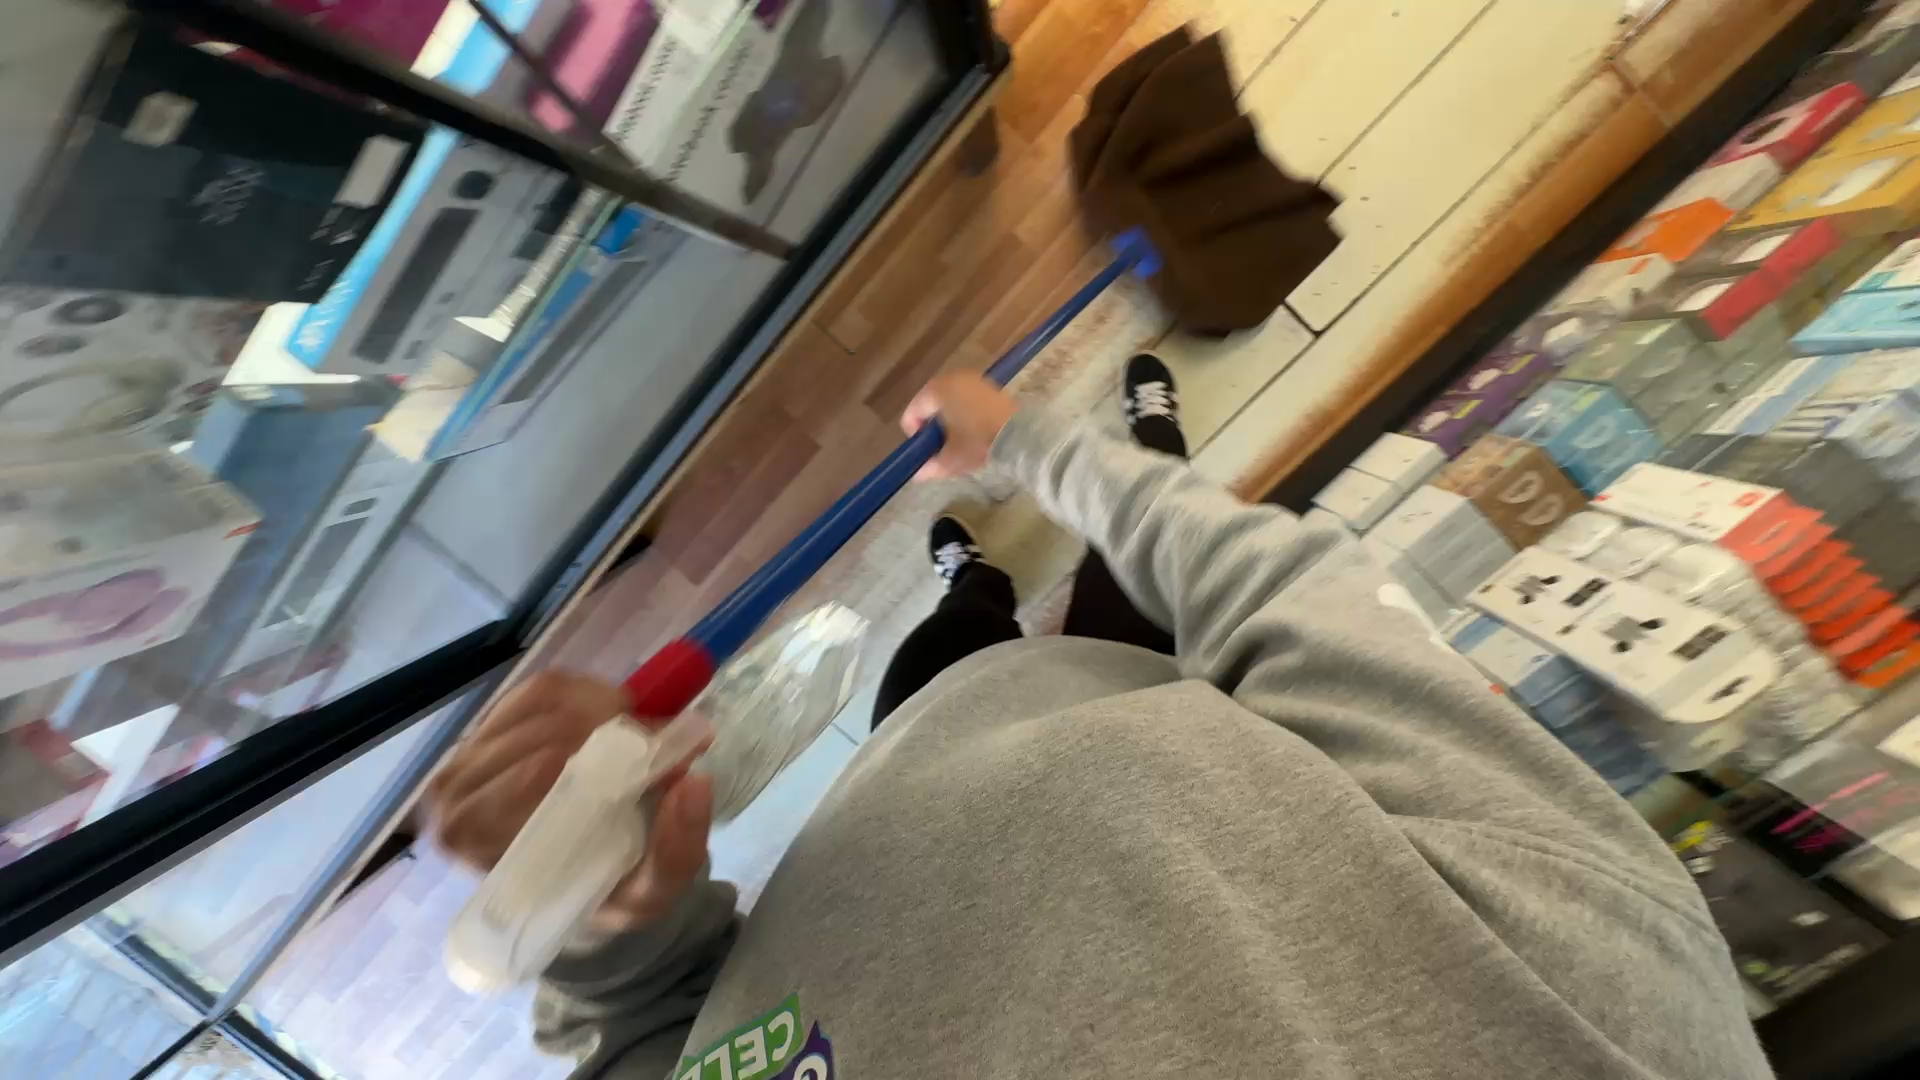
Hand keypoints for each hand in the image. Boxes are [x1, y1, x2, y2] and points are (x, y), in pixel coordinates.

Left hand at [425, 670, 714, 929]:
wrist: (576, 884)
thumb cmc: (607, 891)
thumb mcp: (653, 892)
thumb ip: (677, 847)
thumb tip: (696, 780)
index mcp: (481, 844)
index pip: (540, 770)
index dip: (614, 753)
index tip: (668, 760)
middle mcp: (456, 798)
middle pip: (548, 731)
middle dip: (617, 728)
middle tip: (662, 743)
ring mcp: (465, 758)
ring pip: (547, 703)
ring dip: (606, 707)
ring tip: (640, 733)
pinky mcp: (487, 728)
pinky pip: (543, 689)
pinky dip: (589, 691)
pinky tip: (611, 715)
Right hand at [901, 372, 1018, 480]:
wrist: (1019, 433)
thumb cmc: (978, 442)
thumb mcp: (952, 459)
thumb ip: (931, 466)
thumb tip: (917, 474)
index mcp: (936, 391)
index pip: (912, 412)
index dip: (915, 434)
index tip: (926, 452)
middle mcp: (951, 378)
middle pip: (929, 404)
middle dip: (931, 426)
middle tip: (940, 447)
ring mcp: (971, 379)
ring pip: (949, 400)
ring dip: (948, 419)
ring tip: (957, 440)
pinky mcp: (988, 385)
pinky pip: (966, 398)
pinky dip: (964, 412)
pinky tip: (973, 430)